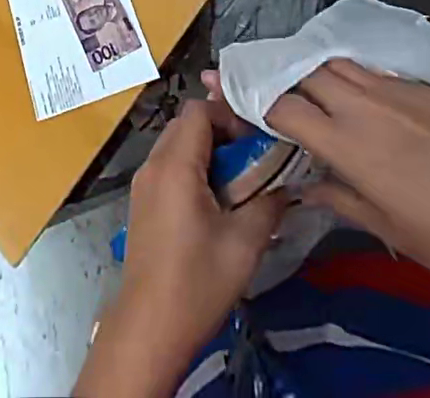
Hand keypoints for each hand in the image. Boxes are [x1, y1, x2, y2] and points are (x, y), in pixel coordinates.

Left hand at [76, 100, 286, 396]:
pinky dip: (193, 169)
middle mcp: (153, 164)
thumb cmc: (199, 279)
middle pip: (185, 124)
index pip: (197, 111)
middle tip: (255, 162)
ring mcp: (143, 181)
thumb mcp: (245, 242)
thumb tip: (287, 184)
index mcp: (174, 164)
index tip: (257, 142)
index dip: (228, 116)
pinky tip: (218, 201)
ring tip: (241, 184)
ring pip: (176, 145)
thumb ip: (268, 204)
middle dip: (221, 133)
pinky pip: (168, 166)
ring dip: (208, 152)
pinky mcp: (142, 199)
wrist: (151, 319)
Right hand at [264, 60, 429, 333]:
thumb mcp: (391, 232)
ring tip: (298, 86)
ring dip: (309, 70)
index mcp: (351, 145)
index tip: (217, 86)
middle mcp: (367, 108)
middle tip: (255, 85)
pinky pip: (373, 71)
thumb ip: (337, 196)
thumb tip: (303, 183)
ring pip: (336, 63)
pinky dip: (350, 76)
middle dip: (272, 74)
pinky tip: (355, 96)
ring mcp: (401, 94)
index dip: (244, 94)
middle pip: (301, 71)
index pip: (278, 105)